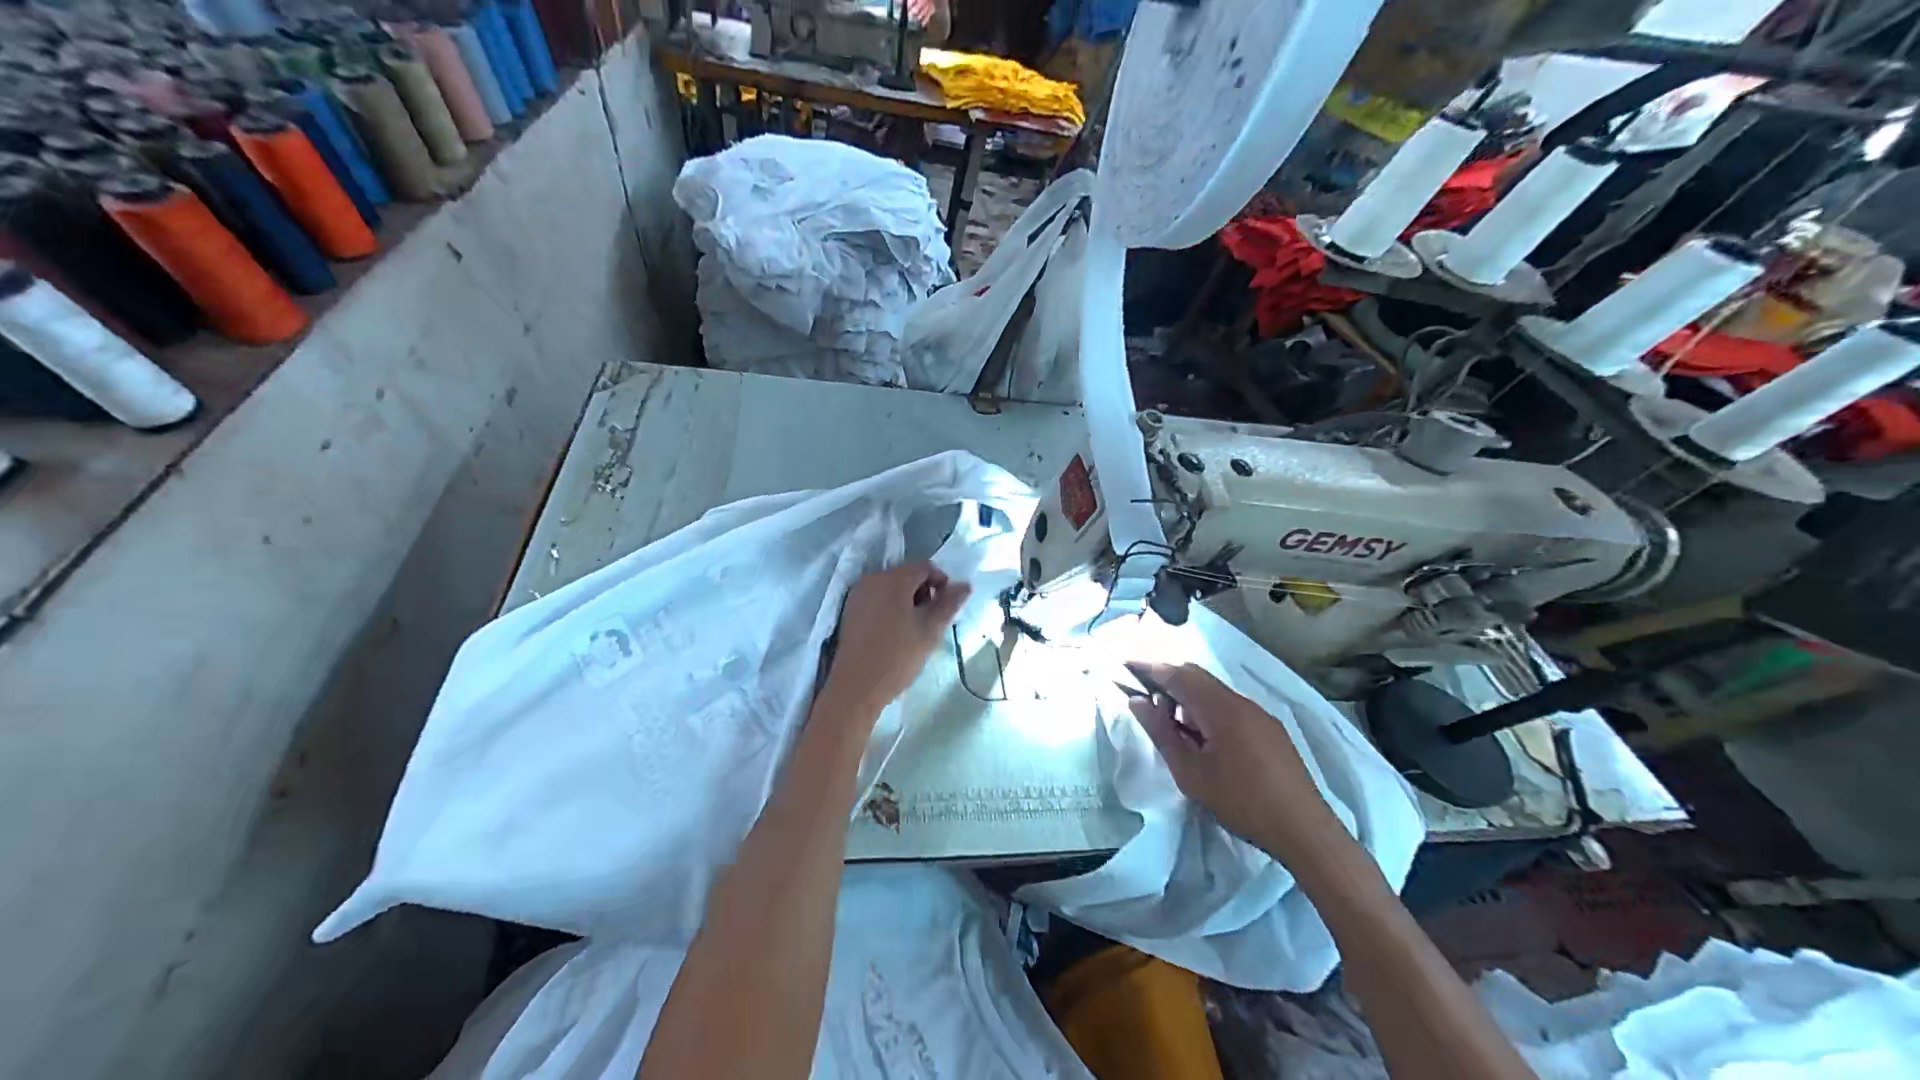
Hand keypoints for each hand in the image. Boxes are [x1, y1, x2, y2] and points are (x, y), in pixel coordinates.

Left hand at [822, 562, 970, 715]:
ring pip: (890, 588)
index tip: (947, 606)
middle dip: (923, 591)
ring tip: (914, 629)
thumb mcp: (931, 629)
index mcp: (893, 579)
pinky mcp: (850, 611)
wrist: (857, 686)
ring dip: (907, 600)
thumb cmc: (898, 655)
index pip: (924, 566)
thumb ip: (949, 603)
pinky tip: (895, 633)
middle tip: (932, 620)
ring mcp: (857, 595)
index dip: (941, 582)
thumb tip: (964, 585)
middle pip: (906, 575)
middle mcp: (872, 579)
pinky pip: (877, 599)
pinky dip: (890, 608)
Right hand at [1129, 663, 1349, 863]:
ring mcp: (1261, 716)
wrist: (1304, 831)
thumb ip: (1161, 733)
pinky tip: (1203, 740)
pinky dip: (1208, 712)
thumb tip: (1138, 701)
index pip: (1179, 675)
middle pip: (1198, 677)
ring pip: (1215, 693)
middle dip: (1168, 681)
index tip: (1126, 669)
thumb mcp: (1190, 773)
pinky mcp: (1270, 732)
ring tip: (1171, 727)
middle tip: (1144, 700)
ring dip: (1188, 699)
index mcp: (1222, 708)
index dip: (1150, 669)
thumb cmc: (1241, 802)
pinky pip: (1231, 708)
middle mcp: (1242, 703)